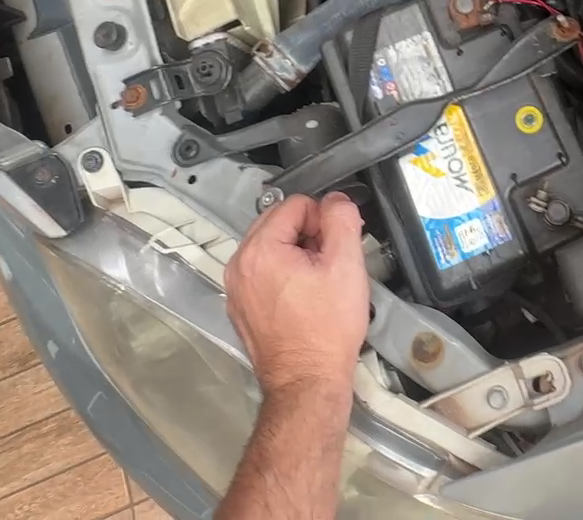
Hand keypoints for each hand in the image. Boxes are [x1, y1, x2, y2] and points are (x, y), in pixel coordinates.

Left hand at [225, 193, 369, 396]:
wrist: (308, 383)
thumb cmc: (327, 328)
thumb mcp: (346, 264)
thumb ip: (342, 219)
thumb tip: (336, 201)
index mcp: (260, 250)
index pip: (296, 204)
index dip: (323, 219)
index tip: (334, 247)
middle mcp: (239, 266)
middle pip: (279, 221)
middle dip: (308, 233)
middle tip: (329, 263)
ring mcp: (236, 289)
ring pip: (272, 246)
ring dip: (297, 252)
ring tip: (318, 281)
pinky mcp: (241, 308)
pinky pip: (264, 271)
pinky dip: (285, 273)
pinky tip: (304, 296)